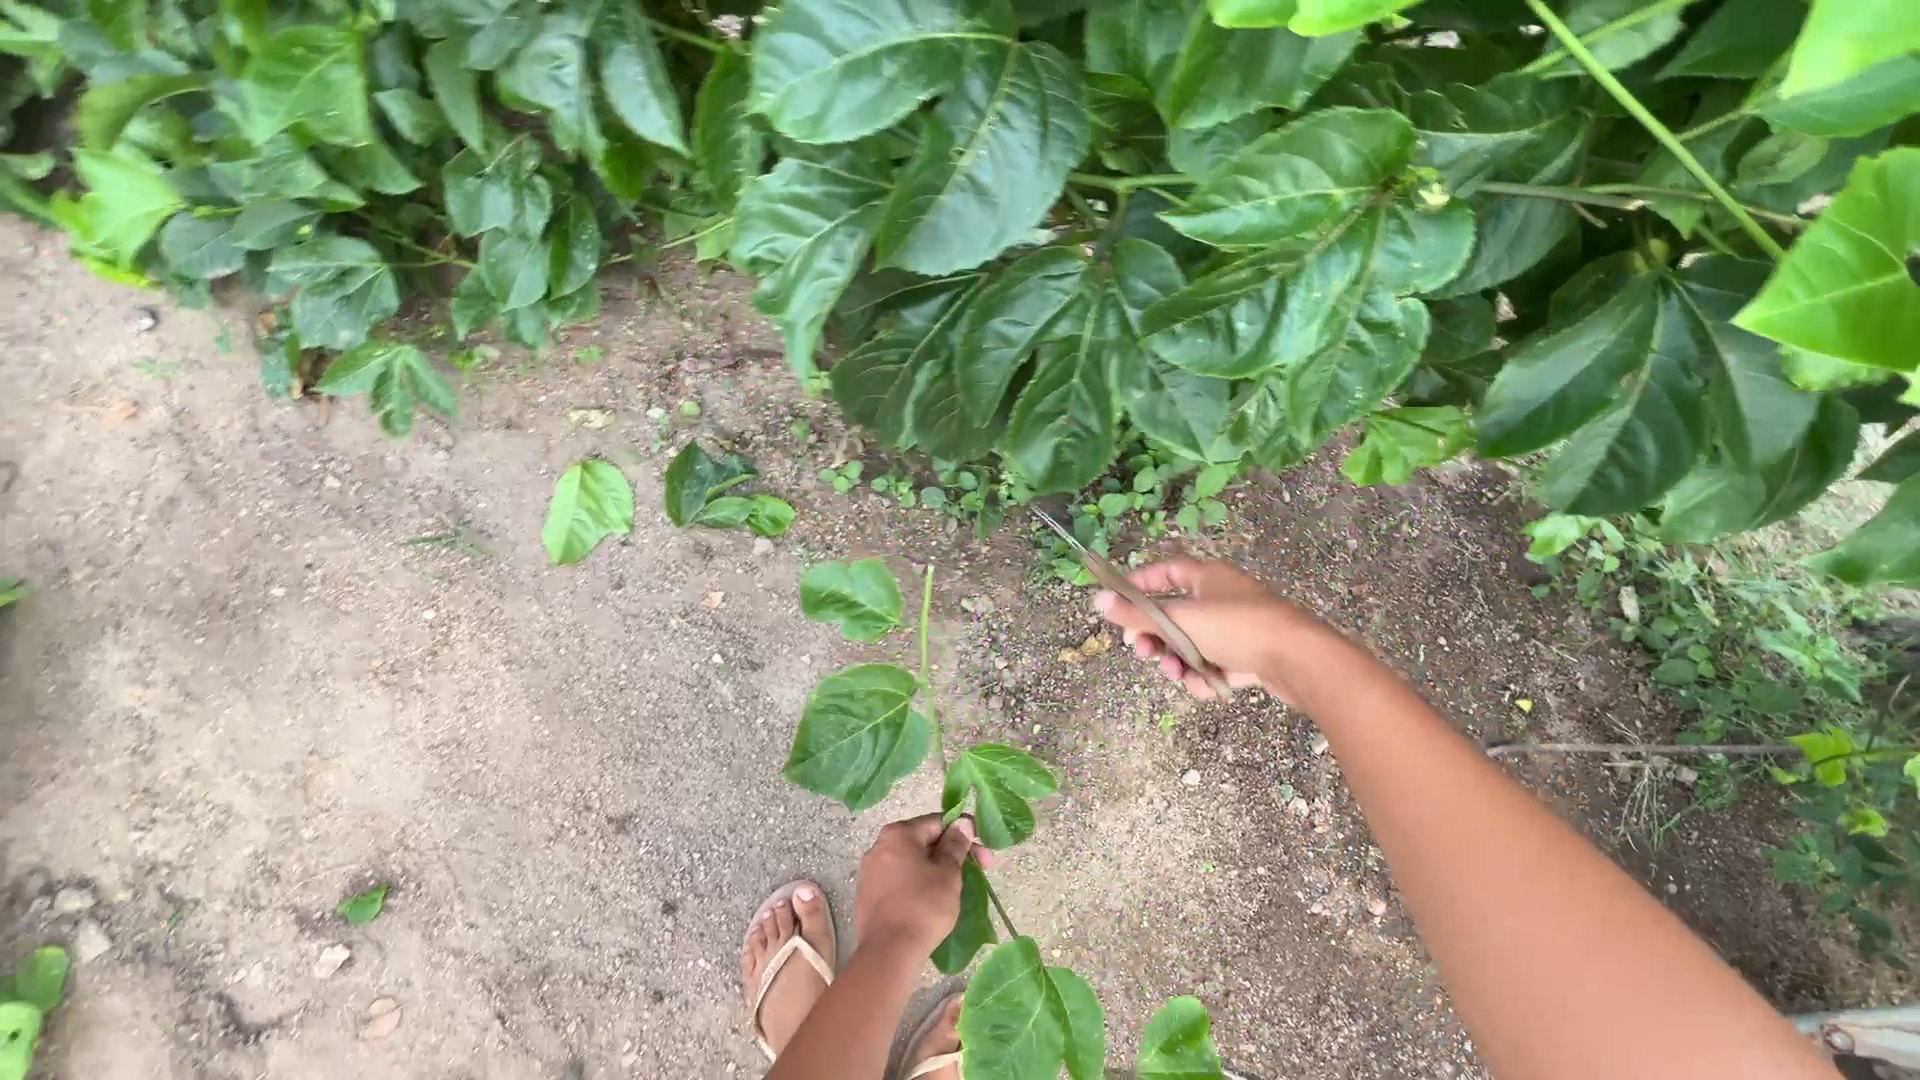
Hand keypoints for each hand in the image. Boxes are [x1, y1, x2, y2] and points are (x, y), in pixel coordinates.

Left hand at [853, 814, 987, 964]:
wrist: (888, 953)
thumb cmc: (922, 906)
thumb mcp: (947, 873)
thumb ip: (955, 845)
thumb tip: (962, 823)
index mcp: (898, 834)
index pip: (937, 822)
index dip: (963, 833)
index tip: (983, 850)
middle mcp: (879, 846)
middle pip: (924, 841)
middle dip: (953, 852)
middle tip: (981, 869)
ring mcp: (871, 872)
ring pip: (912, 862)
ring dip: (937, 868)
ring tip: (958, 885)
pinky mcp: (868, 895)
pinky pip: (900, 880)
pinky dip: (919, 883)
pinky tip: (933, 899)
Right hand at [1093, 558, 1326, 702]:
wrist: (1300, 661)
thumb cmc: (1238, 629)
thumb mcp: (1181, 621)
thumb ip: (1137, 615)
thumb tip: (1096, 600)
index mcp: (1207, 577)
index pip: (1165, 571)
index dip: (1140, 584)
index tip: (1119, 603)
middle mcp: (1220, 598)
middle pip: (1174, 616)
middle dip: (1156, 637)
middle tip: (1143, 651)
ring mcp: (1235, 628)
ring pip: (1192, 645)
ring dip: (1178, 662)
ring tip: (1178, 675)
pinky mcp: (1248, 656)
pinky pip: (1214, 665)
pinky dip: (1205, 677)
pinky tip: (1207, 687)